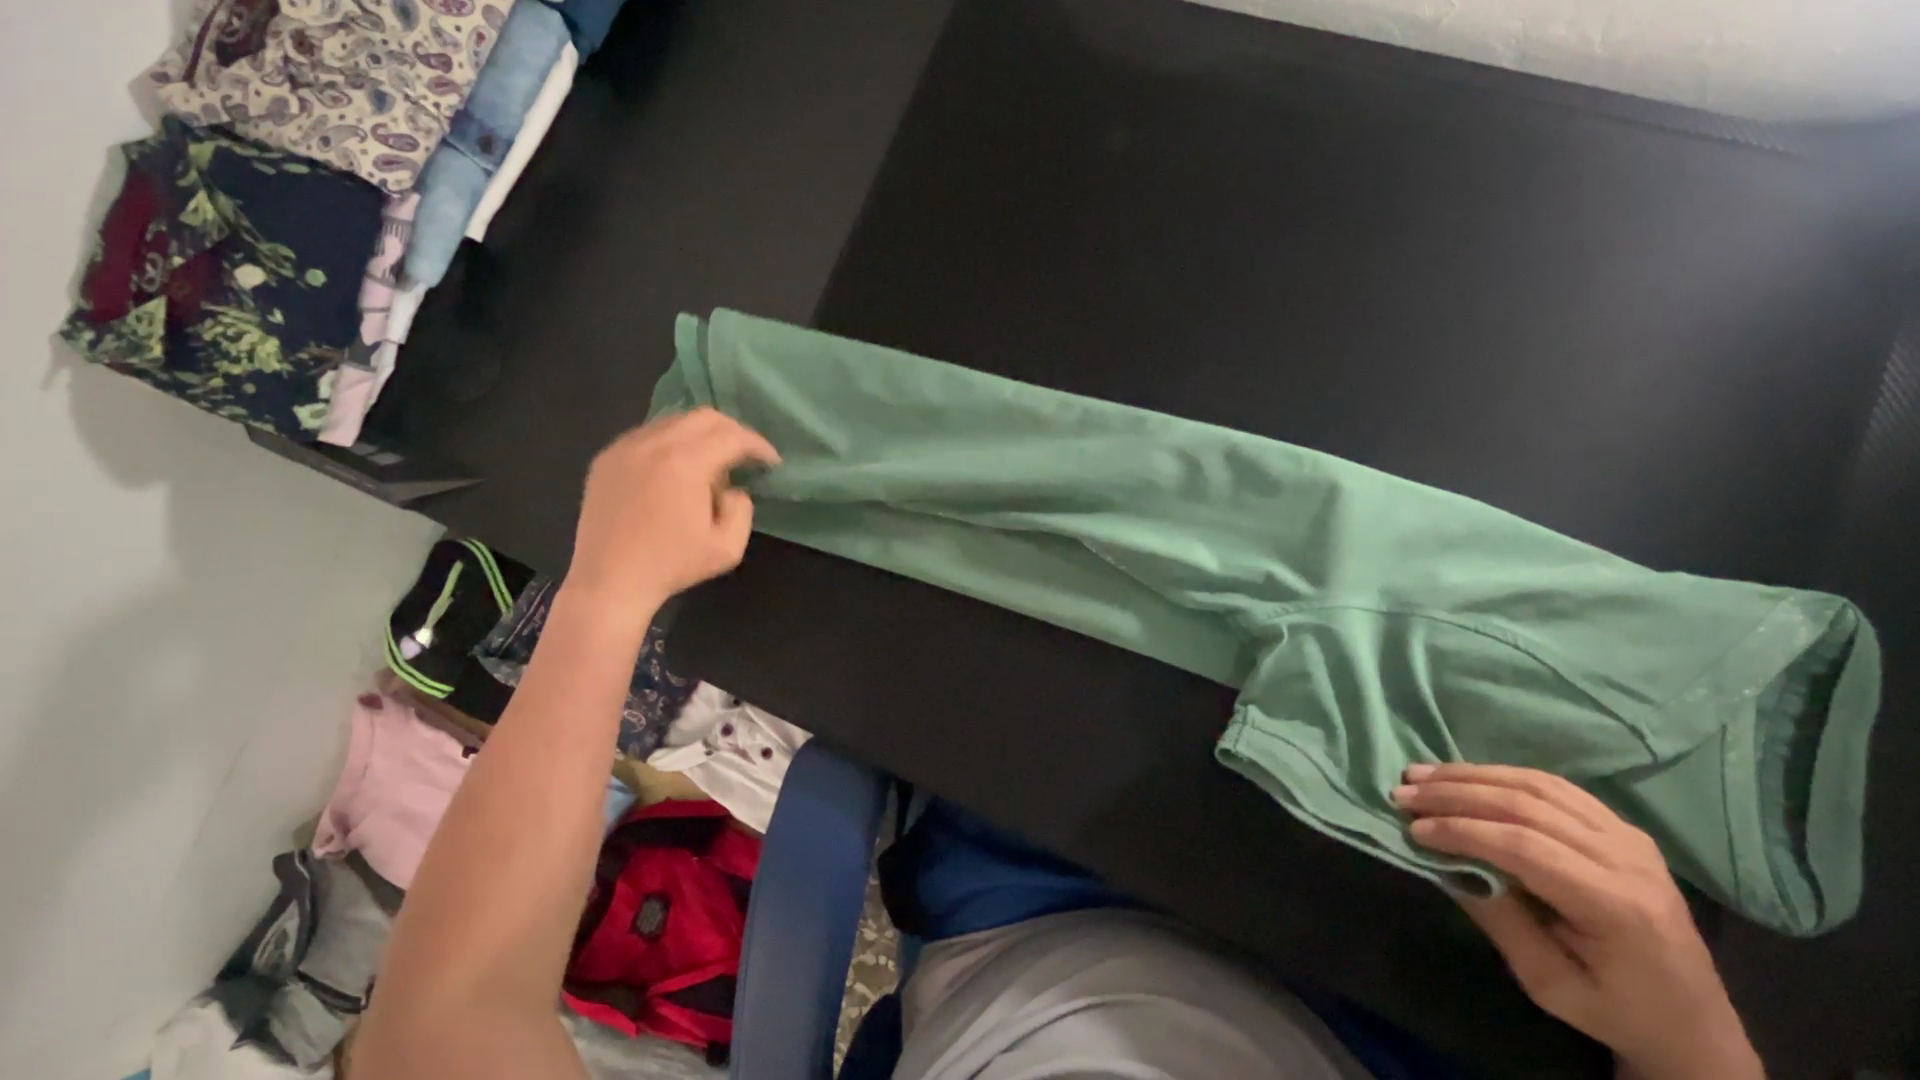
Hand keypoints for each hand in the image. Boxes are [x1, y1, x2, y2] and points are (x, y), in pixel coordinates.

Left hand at [566, 408, 780, 626]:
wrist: (608, 581)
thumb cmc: (671, 566)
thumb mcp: (728, 547)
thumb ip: (742, 508)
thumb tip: (731, 488)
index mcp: (685, 462)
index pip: (732, 436)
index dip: (758, 445)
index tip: (771, 462)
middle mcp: (654, 443)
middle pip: (703, 417)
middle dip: (732, 432)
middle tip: (745, 455)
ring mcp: (625, 447)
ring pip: (673, 422)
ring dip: (699, 436)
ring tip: (709, 464)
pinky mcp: (606, 458)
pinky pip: (647, 436)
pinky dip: (670, 444)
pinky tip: (674, 471)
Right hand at [1397, 764, 1762, 1079]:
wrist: (1692, 1023)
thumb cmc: (1613, 1011)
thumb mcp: (1547, 982)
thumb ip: (1499, 920)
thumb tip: (1445, 864)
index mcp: (1615, 904)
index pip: (1525, 845)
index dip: (1463, 830)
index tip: (1413, 828)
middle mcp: (1628, 858)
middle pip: (1530, 805)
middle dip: (1457, 793)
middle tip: (1404, 791)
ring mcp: (1630, 838)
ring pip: (1541, 785)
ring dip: (1474, 776)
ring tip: (1423, 774)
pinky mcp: (1625, 830)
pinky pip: (1558, 788)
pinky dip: (1505, 776)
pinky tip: (1469, 777)